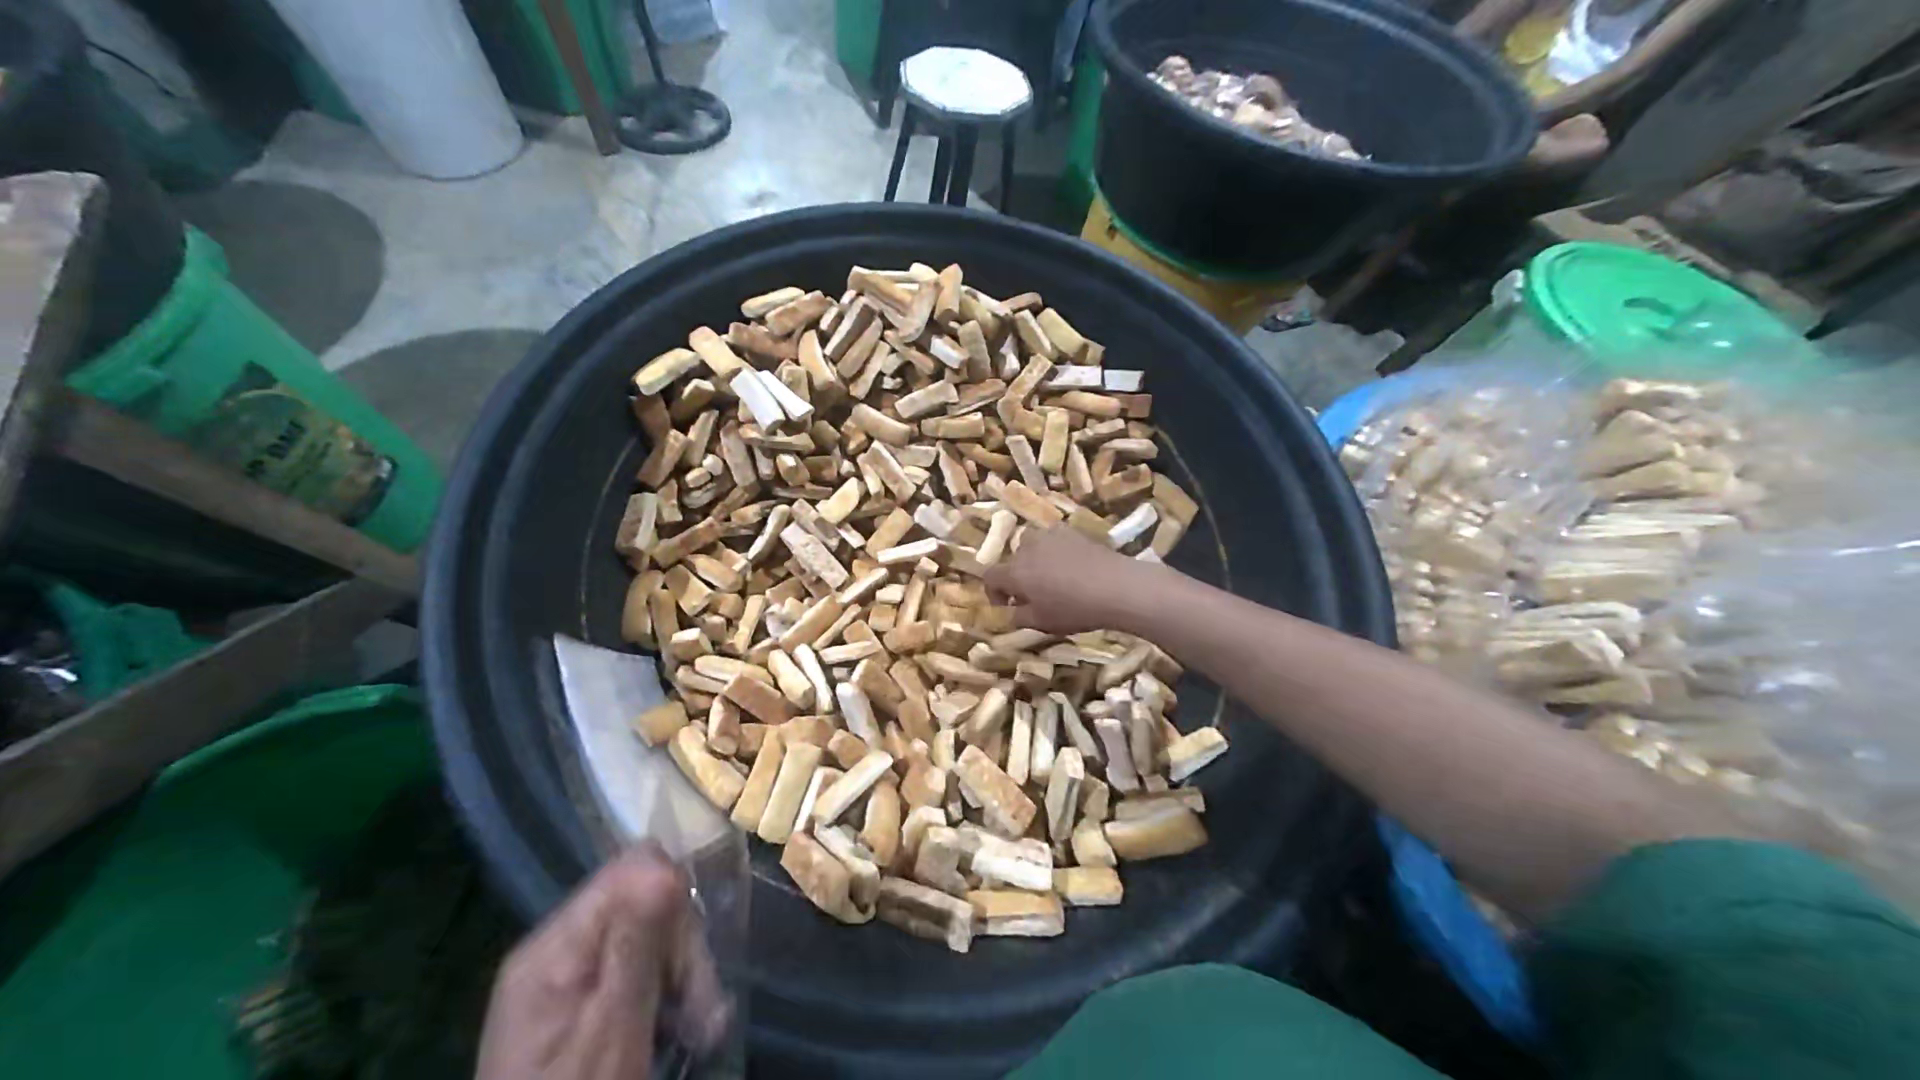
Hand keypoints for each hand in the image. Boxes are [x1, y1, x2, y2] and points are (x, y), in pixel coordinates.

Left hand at [476, 845, 727, 1079]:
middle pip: (644, 904)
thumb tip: (663, 863)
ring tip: (703, 1027)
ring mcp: (568, 975)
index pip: (630, 870)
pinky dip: (670, 993)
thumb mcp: (611, 1030)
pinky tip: (686, 1026)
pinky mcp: (582, 1000)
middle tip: (705, 1010)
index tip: (692, 952)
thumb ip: (635, 944)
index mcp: (554, 946)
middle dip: (685, 949)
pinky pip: (639, 969)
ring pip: (651, 938)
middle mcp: (558, 948)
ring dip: (687, 976)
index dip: (673, 897)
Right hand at [985, 526, 1153, 634]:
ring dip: (1035, 559)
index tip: (1007, 606)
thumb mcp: (1042, 623)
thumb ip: (1020, 618)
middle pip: (1013, 559)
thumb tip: (1011, 613)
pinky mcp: (1072, 531)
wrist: (1116, 586)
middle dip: (1017, 576)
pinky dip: (1056, 551)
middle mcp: (1027, 548)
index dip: (994, 592)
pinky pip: (1055, 540)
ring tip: (1050, 576)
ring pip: (1032, 544)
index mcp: (1014, 571)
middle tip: (1032, 594)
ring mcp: (1050, 535)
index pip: (990, 576)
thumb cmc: (1074, 609)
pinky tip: (1072, 566)